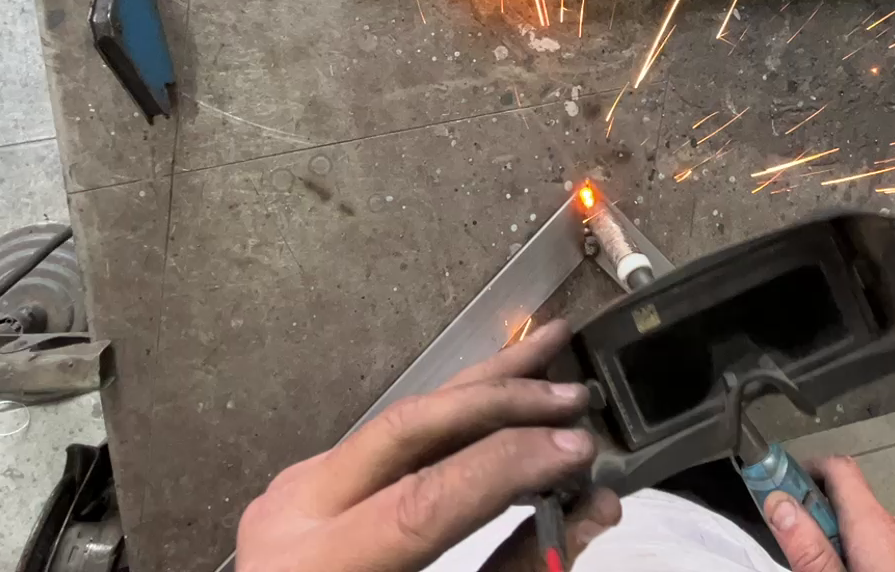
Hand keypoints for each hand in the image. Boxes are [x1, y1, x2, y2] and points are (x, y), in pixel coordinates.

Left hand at [234, 319, 621, 571]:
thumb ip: (513, 571)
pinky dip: (455, 405)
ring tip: (550, 344)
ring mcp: (302, 481)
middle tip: (575, 396)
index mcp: (320, 564)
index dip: (506, 465)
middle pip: (411, 425)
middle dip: (501, 401)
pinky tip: (497, 381)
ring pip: (407, 410)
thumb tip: (594, 507)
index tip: (578, 446)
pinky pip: (397, 427)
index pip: (424, 498)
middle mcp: (300, 507)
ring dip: (486, 381)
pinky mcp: (317, 472)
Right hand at [763, 457, 894, 571]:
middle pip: (857, 509)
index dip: (806, 473)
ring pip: (884, 537)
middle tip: (819, 570)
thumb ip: (810, 552)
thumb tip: (778, 503)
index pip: (839, 468)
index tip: (784, 495)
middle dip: (832, 532)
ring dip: (863, 554)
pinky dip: (892, 569)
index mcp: (880, 530)